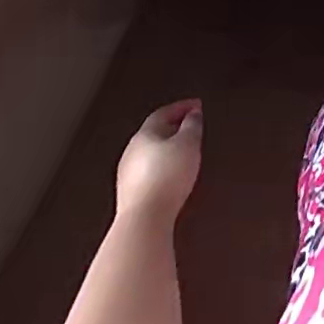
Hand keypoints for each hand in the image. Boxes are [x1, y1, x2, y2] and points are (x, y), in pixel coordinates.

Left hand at [115, 99, 202, 224]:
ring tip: (184, 152)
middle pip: (155, 132)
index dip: (182, 107)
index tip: (195, 105)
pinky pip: (148, 172)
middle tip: (190, 125)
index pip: (164, 112)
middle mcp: (132, 150)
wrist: (146, 218)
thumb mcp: (189, 144)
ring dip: (167, 148)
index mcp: (144, 134)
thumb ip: (192, 125)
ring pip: (150, 153)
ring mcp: (128, 173)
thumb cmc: (166, 178)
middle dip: (174, 127)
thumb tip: (193, 115)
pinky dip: (162, 168)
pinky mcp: (131, 194)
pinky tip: (172, 176)